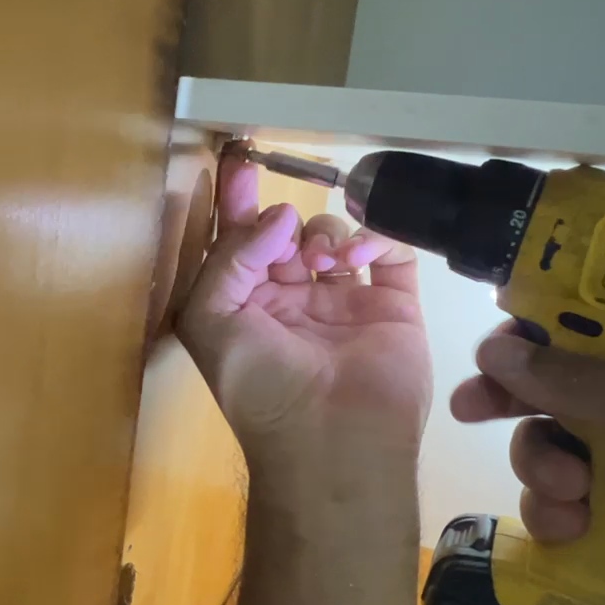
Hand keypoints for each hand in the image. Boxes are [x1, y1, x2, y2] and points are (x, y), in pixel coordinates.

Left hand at [177, 151, 430, 504]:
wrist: (333, 443)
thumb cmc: (260, 385)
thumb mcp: (211, 322)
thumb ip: (228, 259)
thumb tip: (277, 216)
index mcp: (246, 305)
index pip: (240, 240)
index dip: (238, 200)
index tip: (241, 161)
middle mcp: (293, 299)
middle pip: (287, 233)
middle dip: (283, 221)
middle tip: (288, 240)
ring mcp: (345, 300)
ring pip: (335, 235)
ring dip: (324, 233)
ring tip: (322, 262)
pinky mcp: (393, 304)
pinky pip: (390, 251)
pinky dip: (377, 236)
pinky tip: (359, 255)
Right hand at [449, 325, 604, 604]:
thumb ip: (581, 382)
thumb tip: (493, 349)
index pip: (591, 332)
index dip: (538, 333)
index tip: (495, 345)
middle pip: (552, 388)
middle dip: (510, 398)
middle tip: (469, 406)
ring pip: (542, 446)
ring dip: (540, 465)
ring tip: (569, 489)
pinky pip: (550, 502)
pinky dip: (552, 512)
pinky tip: (575, 528)